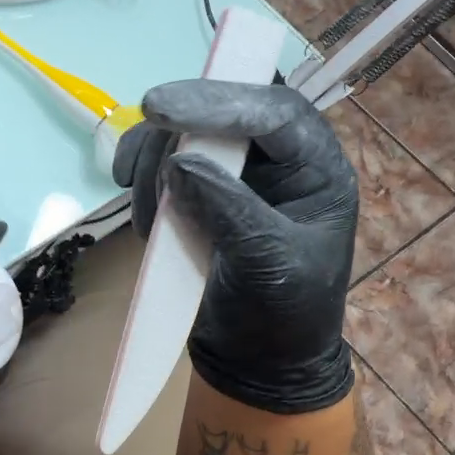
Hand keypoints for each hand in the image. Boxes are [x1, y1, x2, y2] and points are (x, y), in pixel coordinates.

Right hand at [113, 80, 357, 413]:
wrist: (256, 355)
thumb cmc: (281, 313)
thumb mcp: (267, 263)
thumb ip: (228, 209)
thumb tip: (177, 164)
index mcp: (316, 169)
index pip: (274, 113)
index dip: (220, 100)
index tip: (161, 108)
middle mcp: (275, 159)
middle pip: (223, 110)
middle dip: (179, 127)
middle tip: (138, 151)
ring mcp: (232, 171)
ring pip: (183, 134)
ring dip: (152, 164)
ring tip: (149, 222)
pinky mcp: (194, 187)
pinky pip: (158, 160)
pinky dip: (139, 175)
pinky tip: (138, 209)